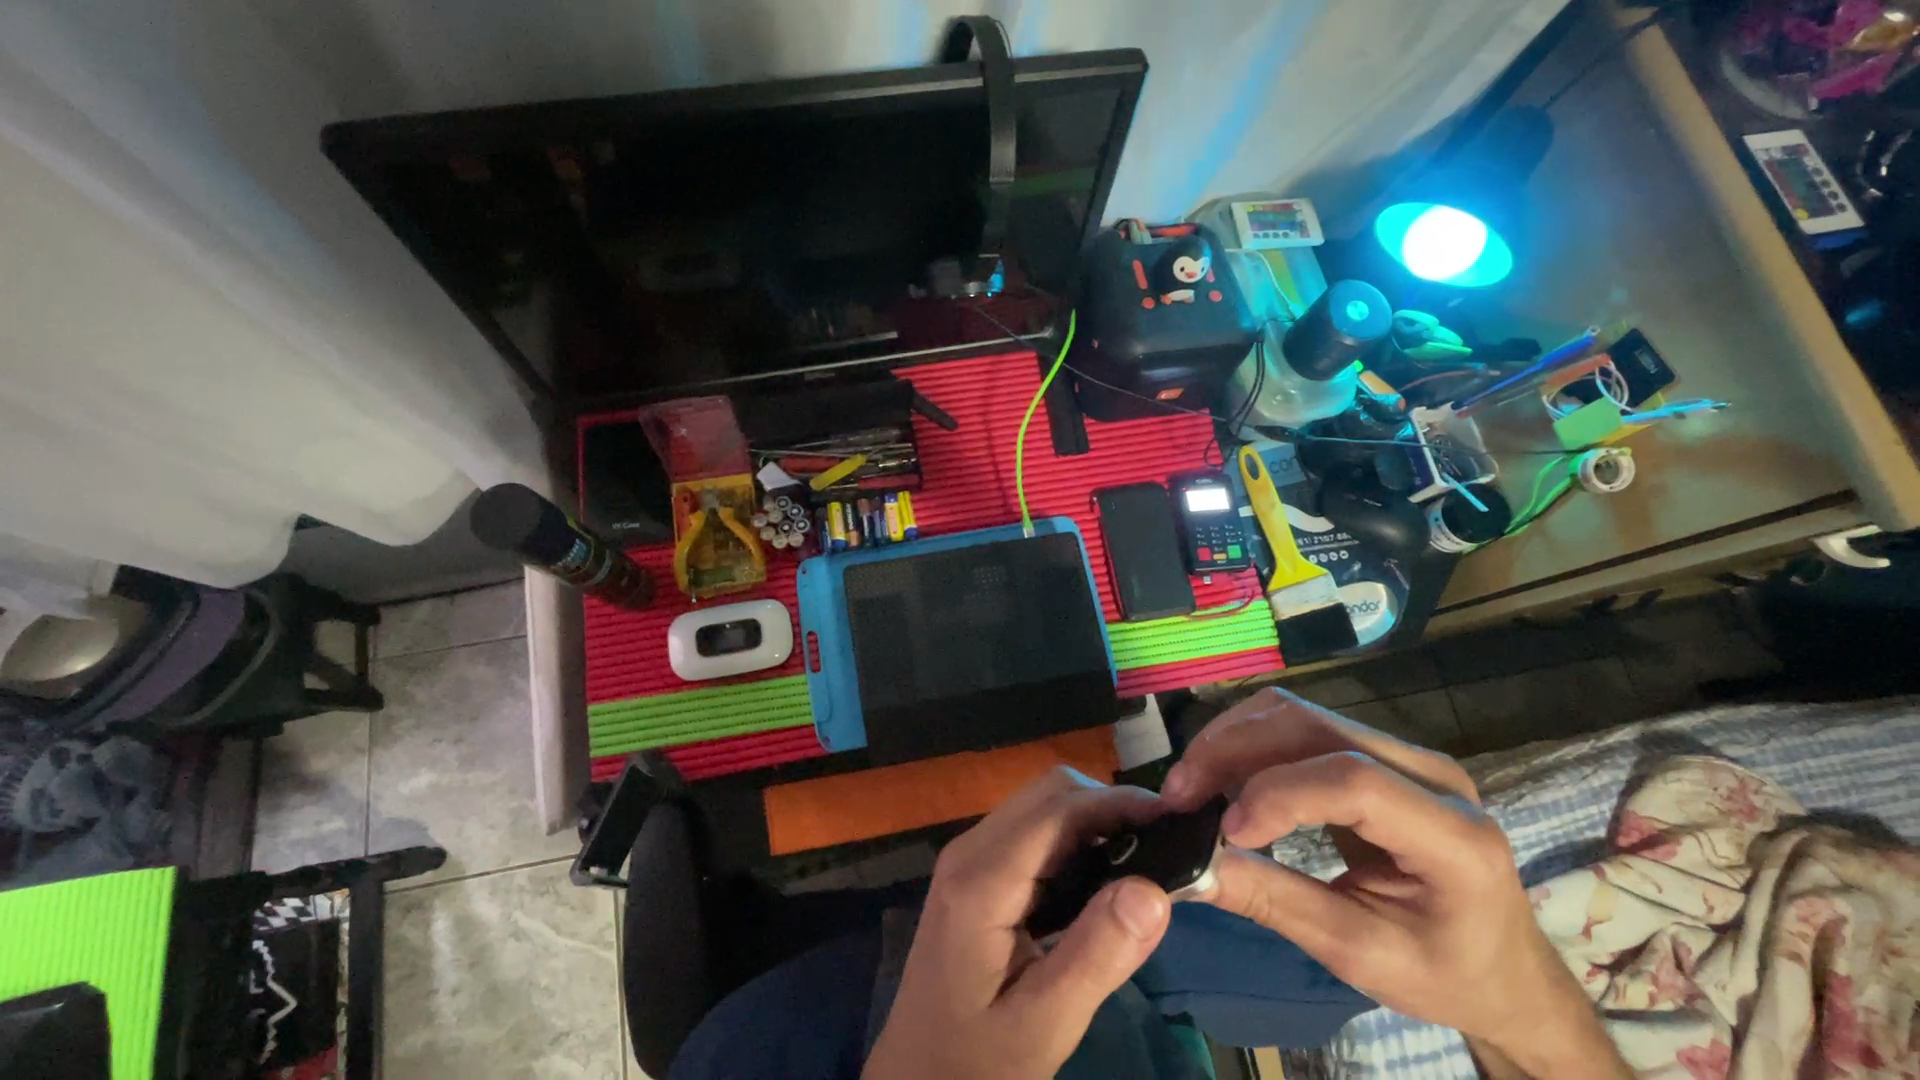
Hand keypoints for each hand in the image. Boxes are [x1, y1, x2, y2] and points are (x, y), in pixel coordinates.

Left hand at [864, 769, 1172, 1079]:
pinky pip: (1034, 832)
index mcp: (980, 882)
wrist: (916, 1079)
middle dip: (1110, 806)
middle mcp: (970, 852)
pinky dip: (1076, 838)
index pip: (1058, 810)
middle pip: (1048, 793)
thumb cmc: (977, 1060)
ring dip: (1095, 819)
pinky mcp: (977, 874)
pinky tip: (1107, 875)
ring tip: (1146, 856)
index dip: (1119, 804)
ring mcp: (970, 860)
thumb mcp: (1044, 1023)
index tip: (1177, 821)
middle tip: (1164, 844)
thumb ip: (1097, 956)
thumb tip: (1153, 889)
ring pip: (1042, 806)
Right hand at [1162, 690, 1627, 1078]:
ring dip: (1233, 740)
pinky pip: (1303, 727)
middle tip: (1178, 795)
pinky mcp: (1380, 754)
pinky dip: (1250, 746)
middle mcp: (1432, 773)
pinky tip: (1222, 779)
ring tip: (1191, 786)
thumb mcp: (1359, 954)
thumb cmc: (1443, 973)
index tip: (1224, 831)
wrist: (1502, 969)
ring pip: (1300, 714)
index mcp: (1453, 835)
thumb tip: (1194, 870)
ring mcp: (1406, 756)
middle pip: (1314, 727)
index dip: (1278, 794)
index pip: (1353, 780)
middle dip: (1234, 750)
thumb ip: (1277, 903)